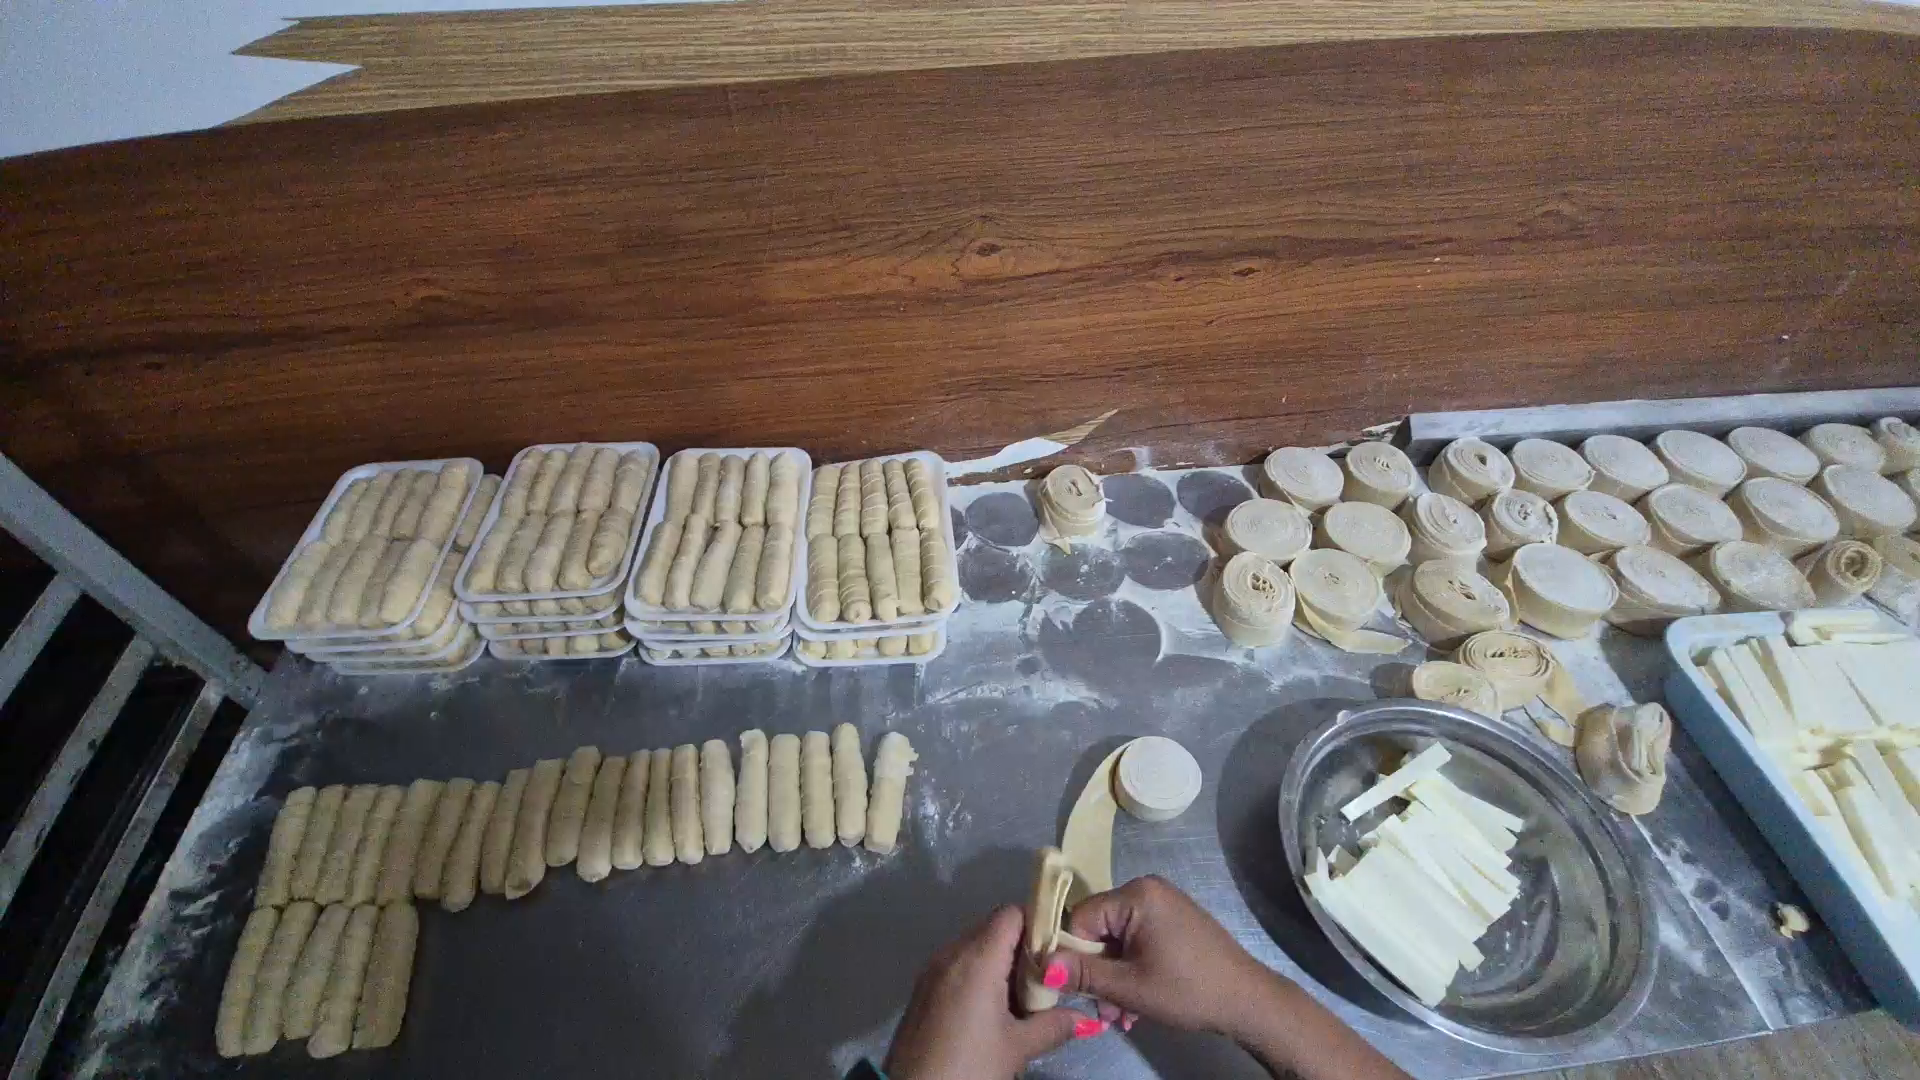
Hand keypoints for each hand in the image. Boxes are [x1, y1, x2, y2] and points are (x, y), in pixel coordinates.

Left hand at [885, 906, 1102, 1079]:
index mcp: (978, 957)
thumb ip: (1054, 1025)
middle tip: (1046, 975)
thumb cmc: (969, 1067)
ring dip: (999, 959)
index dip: (1037, 922)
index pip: (1012, 913)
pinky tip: (992, 1006)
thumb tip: (1088, 1019)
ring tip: (1021, 994)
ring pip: (975, 943)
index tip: (1058, 947)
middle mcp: (953, 951)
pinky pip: (958, 961)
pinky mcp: (923, 985)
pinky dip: (978, 971)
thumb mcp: (1016, 1048)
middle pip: (994, 926)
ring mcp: (934, 966)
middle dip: (1022, 944)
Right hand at [1043, 875, 1283, 1040]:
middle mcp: (1147, 888)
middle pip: (1100, 927)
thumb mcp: (1131, 987)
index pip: (1083, 916)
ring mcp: (1163, 902)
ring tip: (1123, 1014)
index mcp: (1136, 895)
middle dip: (1098, 971)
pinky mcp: (1173, 918)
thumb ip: (1083, 974)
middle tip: (1105, 1011)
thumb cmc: (1188, 990)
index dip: (1075, 953)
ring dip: (1115, 975)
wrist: (1248, 1001)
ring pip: (1118, 937)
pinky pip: (1137, 936)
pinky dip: (1133, 965)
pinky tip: (1138, 999)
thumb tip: (1042, 964)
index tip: (1076, 987)